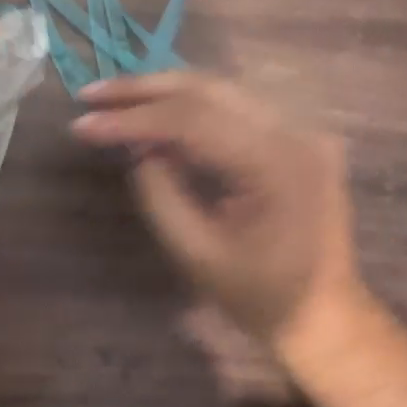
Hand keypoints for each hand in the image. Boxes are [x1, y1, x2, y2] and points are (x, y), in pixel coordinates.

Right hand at [71, 72, 370, 352]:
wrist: (324, 317)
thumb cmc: (262, 296)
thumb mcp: (198, 254)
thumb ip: (161, 195)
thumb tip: (137, 151)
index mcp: (276, 163)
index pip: (192, 120)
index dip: (132, 119)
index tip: (82, 125)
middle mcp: (294, 132)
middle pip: (208, 89)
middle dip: (143, 89)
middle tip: (90, 94)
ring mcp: (299, 131)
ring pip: (219, 91)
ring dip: (162, 92)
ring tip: (112, 99)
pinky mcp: (292, 139)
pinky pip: (232, 109)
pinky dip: (186, 108)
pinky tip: (152, 115)